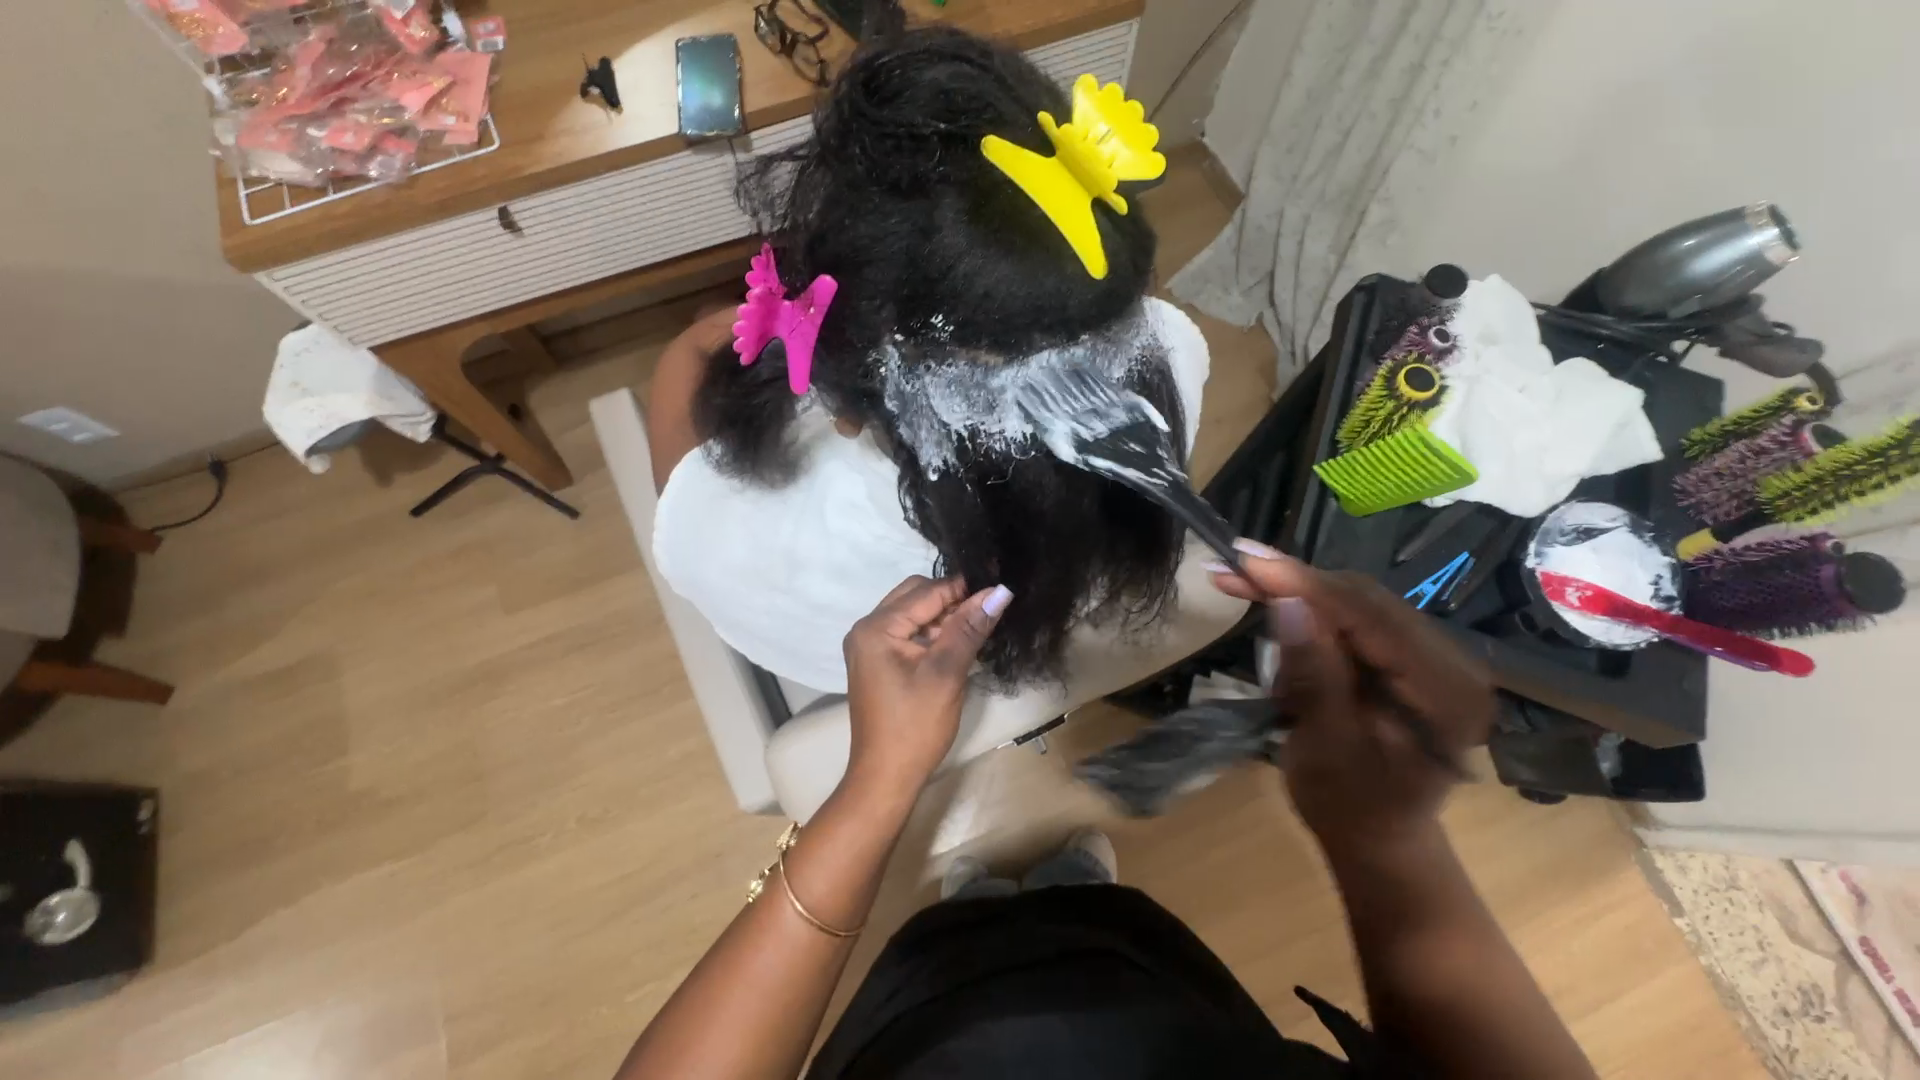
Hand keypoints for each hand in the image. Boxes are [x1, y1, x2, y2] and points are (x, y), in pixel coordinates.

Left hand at [842, 576, 1013, 793]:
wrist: (886, 776)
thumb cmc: (915, 726)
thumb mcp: (947, 673)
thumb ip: (970, 627)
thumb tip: (1000, 592)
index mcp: (876, 628)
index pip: (927, 591)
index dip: (965, 587)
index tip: (1001, 585)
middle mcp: (866, 629)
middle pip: (916, 595)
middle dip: (953, 599)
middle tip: (989, 609)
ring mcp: (869, 646)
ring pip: (914, 614)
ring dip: (944, 617)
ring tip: (978, 626)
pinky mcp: (878, 662)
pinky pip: (908, 633)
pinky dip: (933, 634)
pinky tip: (958, 643)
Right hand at [1212, 548, 1495, 853]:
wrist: (1379, 839)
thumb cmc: (1349, 806)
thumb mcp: (1323, 745)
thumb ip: (1314, 672)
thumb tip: (1288, 602)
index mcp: (1446, 692)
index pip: (1370, 618)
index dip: (1304, 583)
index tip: (1244, 558)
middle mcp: (1454, 663)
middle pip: (1365, 600)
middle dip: (1295, 581)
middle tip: (1230, 567)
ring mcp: (1435, 657)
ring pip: (1357, 601)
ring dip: (1298, 594)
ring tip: (1242, 589)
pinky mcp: (1411, 657)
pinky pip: (1357, 618)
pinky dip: (1312, 613)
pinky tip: (1278, 613)